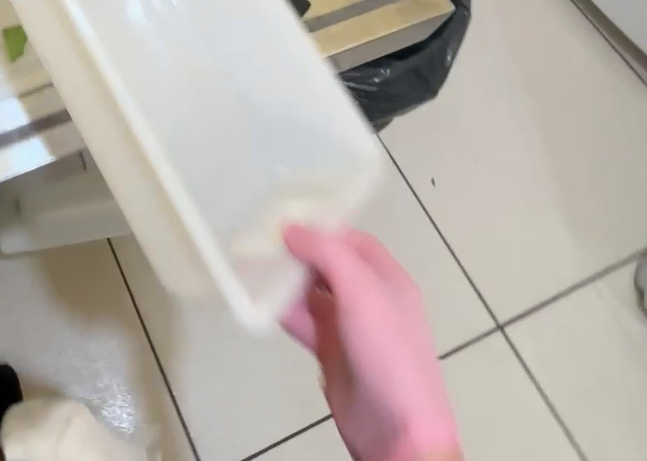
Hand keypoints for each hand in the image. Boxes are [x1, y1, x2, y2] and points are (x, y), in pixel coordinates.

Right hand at [282, 224, 461, 460]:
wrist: (395, 429)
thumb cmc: (387, 350)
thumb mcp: (361, 290)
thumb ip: (326, 253)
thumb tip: (290, 228)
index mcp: (387, 279)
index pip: (351, 240)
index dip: (321, 227)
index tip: (286, 217)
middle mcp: (369, 298)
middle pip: (328, 264)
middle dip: (298, 252)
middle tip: (262, 239)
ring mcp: (348, 325)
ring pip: (311, 292)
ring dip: (285, 281)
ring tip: (252, 264)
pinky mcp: (330, 350)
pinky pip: (301, 320)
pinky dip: (281, 310)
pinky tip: (259, 300)